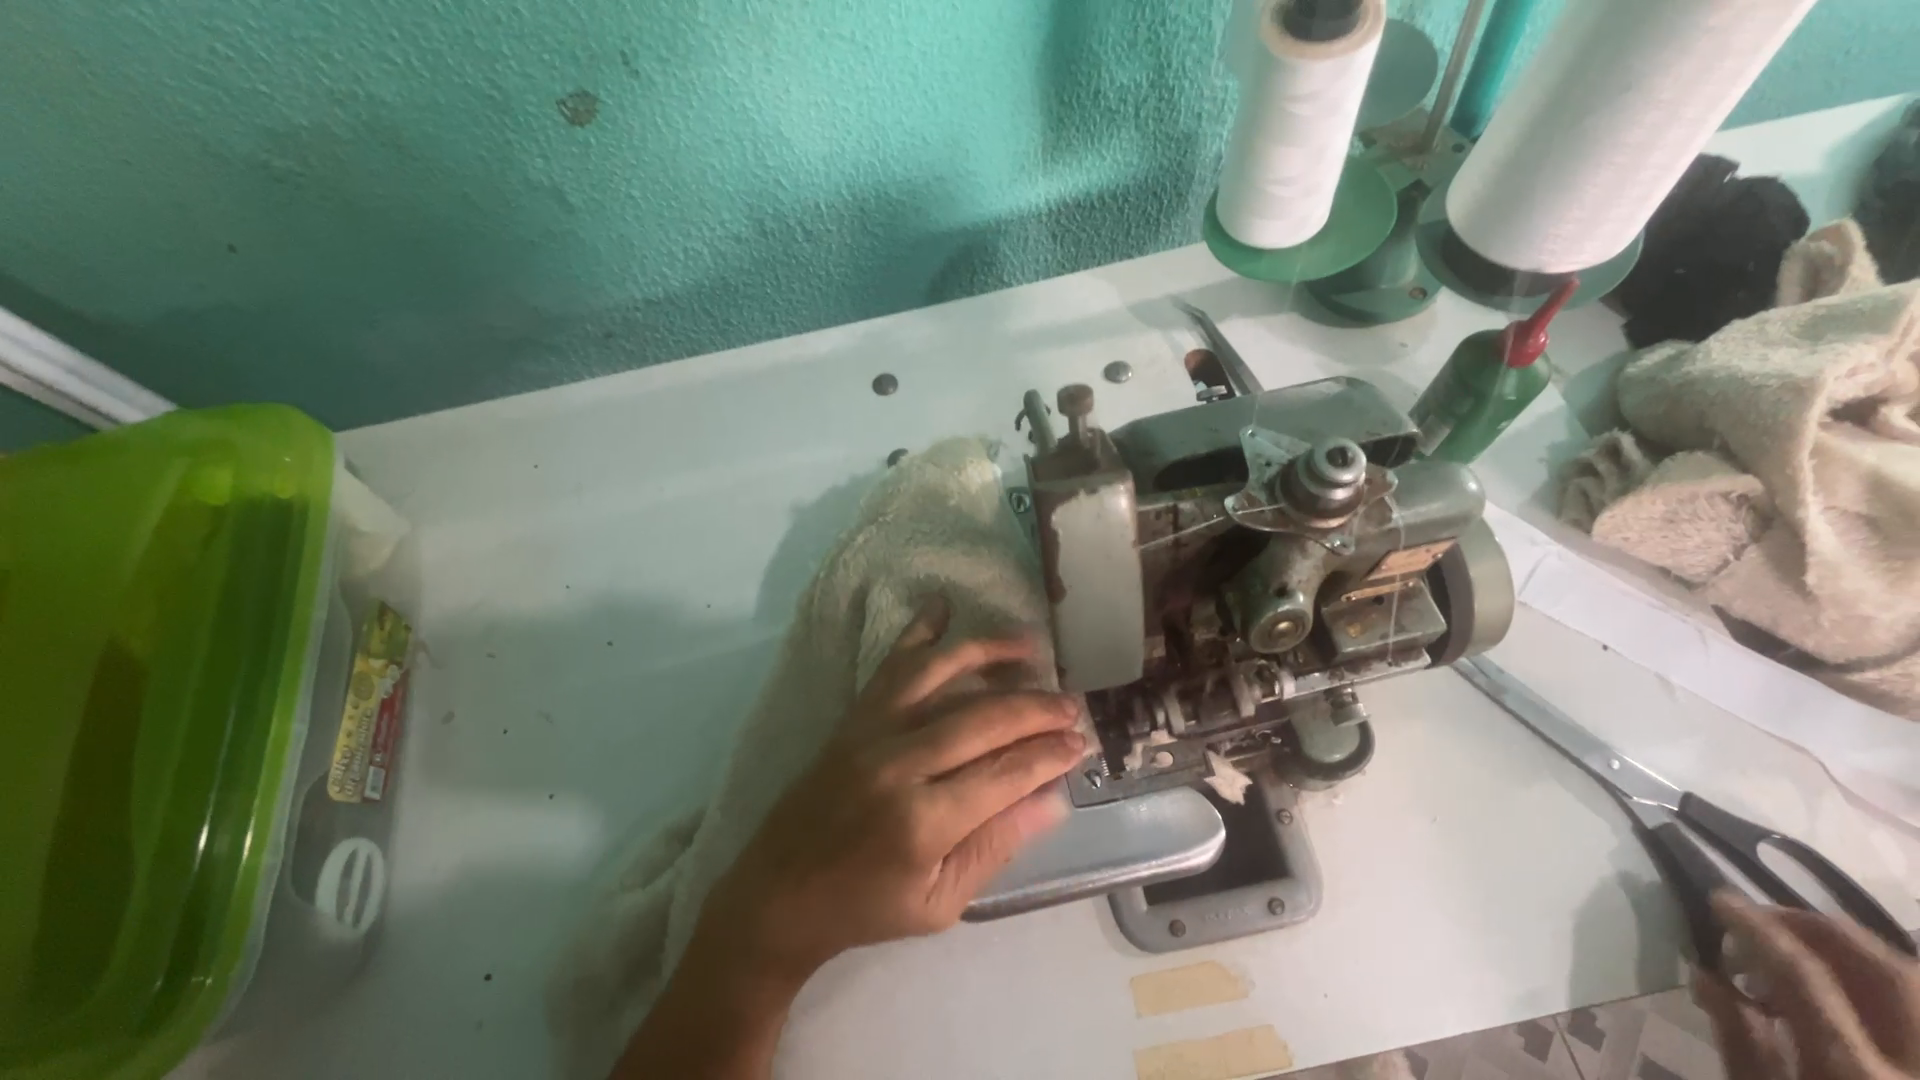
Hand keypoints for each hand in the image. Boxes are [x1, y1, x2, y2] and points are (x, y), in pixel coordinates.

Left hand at [698, 596, 1085, 982]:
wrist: (779, 892)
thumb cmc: (866, 906)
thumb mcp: (940, 902)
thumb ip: (995, 846)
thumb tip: (1052, 798)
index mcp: (924, 821)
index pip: (1006, 773)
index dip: (1049, 754)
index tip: (1081, 743)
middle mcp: (899, 764)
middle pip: (983, 718)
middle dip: (1036, 708)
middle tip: (1072, 704)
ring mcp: (871, 733)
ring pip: (939, 675)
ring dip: (988, 653)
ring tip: (1030, 646)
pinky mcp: (853, 719)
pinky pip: (891, 666)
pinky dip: (918, 633)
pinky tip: (942, 607)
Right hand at [1694, 891, 1919, 1079]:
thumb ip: (1739, 1040)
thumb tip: (1707, 973)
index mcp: (1854, 1076)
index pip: (1804, 975)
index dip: (1757, 927)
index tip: (1719, 900)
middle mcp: (1917, 1067)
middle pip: (1882, 968)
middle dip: (1815, 928)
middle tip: (1763, 918)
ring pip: (1916, 982)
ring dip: (1853, 952)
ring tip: (1798, 952)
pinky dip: (1882, 984)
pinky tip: (1843, 991)